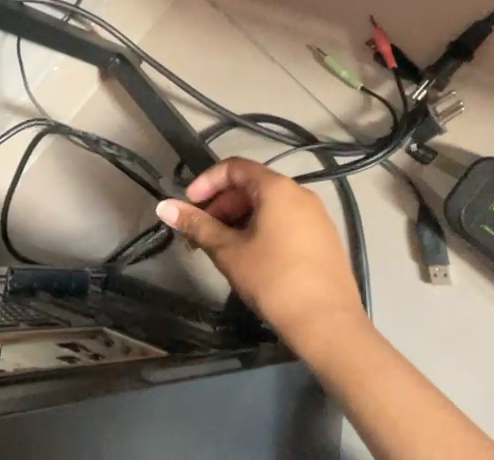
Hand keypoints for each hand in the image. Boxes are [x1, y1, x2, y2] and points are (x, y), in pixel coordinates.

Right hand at [155, 158, 363, 345]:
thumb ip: (196, 225)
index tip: (189, 206)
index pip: (234, 167)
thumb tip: (163, 206)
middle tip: (200, 233)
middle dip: (221, 205)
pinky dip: (262, 230)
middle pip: (251, 186)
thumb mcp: (228, 252)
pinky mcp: (325, 240)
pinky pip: (286, 222)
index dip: (206, 182)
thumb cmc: (274, 280)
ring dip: (239, 220)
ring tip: (221, 249)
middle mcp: (301, 194)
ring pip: (269, 206)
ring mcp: (317, 217)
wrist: (330, 327)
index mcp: (277, 188)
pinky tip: (251, 258)